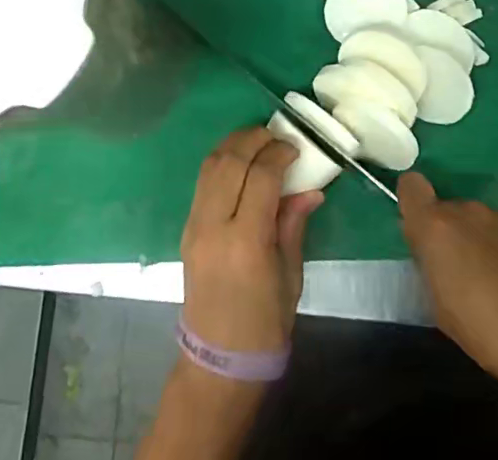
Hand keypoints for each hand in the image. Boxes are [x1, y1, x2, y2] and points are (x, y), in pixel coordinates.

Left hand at [180, 126, 322, 352]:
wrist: (218, 361)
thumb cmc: (265, 323)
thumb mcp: (291, 274)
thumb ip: (293, 224)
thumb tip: (310, 190)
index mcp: (245, 241)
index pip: (260, 176)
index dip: (279, 153)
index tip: (297, 147)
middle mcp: (213, 227)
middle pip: (228, 162)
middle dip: (254, 139)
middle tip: (278, 135)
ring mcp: (194, 228)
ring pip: (209, 167)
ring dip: (234, 145)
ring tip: (259, 140)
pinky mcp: (186, 231)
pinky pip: (202, 183)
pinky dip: (222, 163)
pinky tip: (241, 162)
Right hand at [398, 172, 497, 395]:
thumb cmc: (487, 332)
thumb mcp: (440, 307)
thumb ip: (431, 266)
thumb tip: (433, 251)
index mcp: (438, 227)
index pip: (412, 186)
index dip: (412, 203)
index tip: (418, 231)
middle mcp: (471, 211)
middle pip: (449, 210)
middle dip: (449, 235)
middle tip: (458, 275)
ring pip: (481, 222)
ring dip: (481, 243)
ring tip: (495, 286)